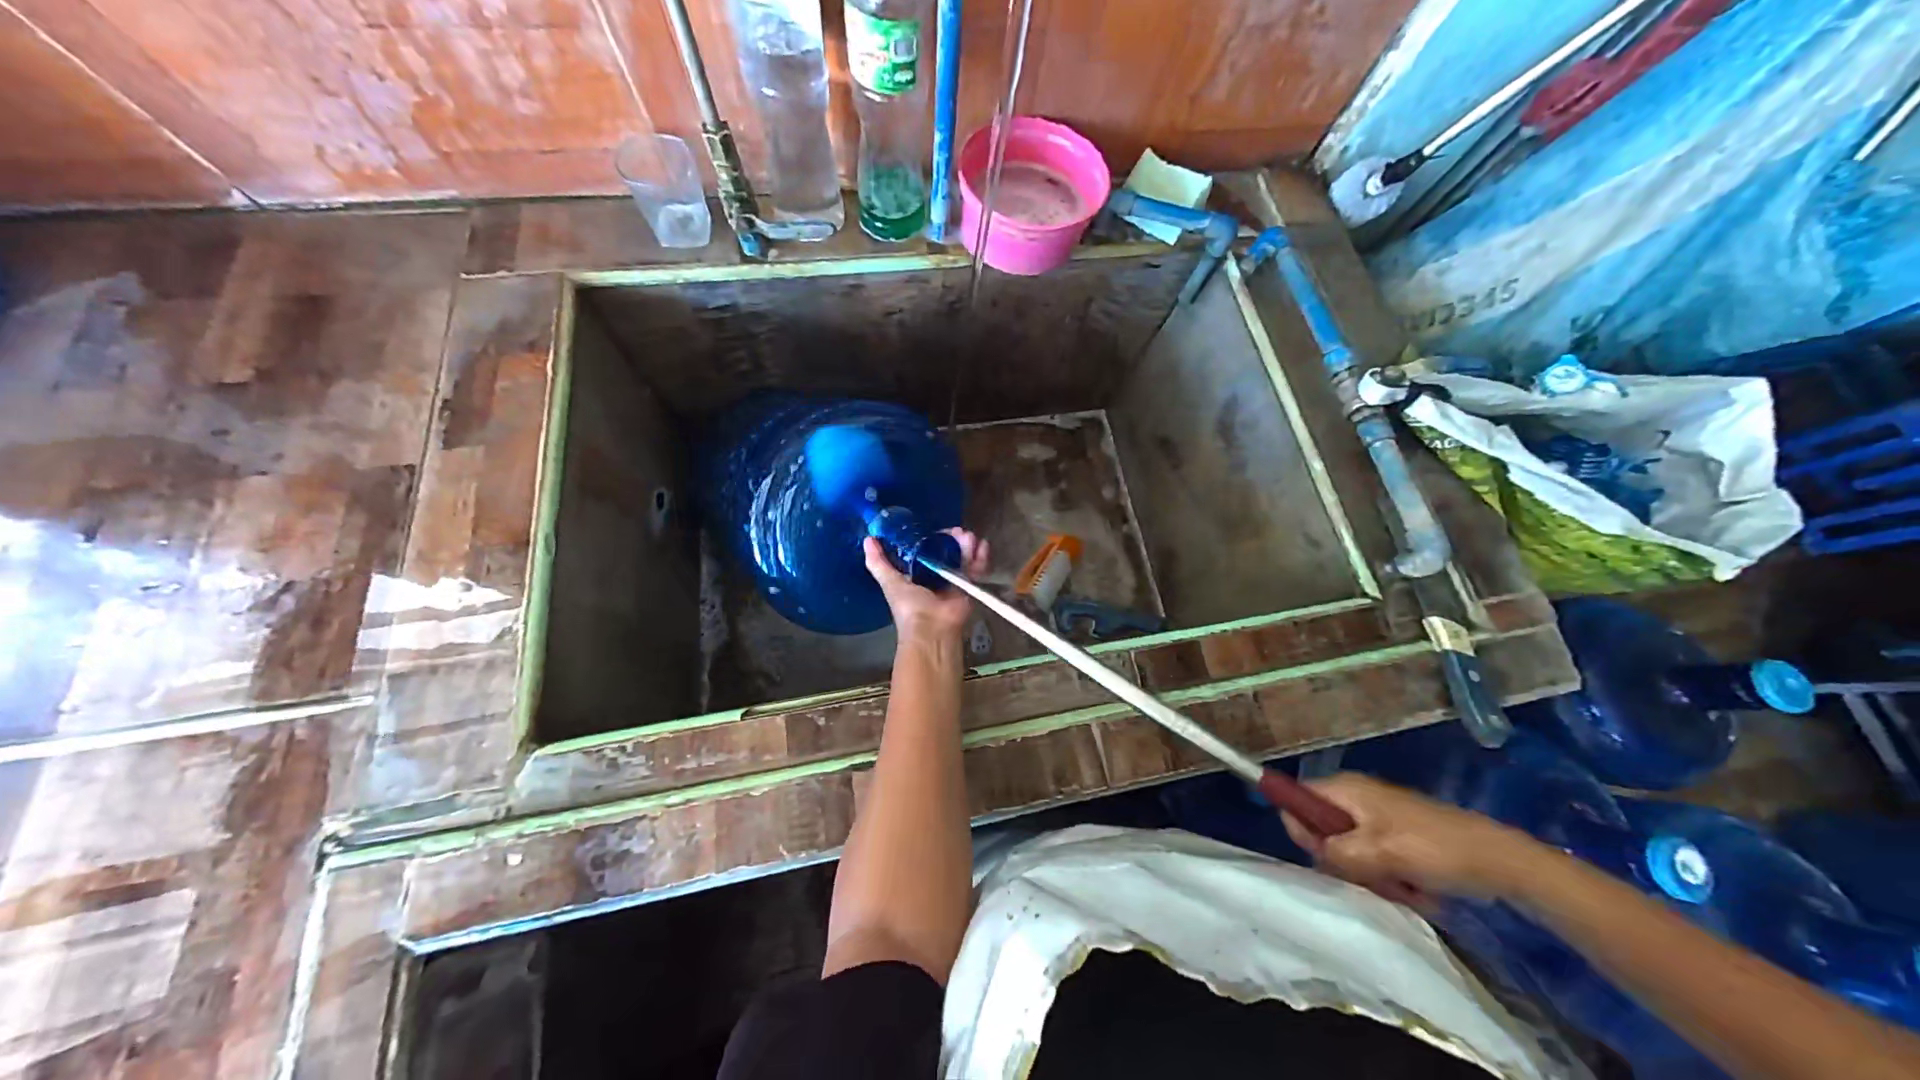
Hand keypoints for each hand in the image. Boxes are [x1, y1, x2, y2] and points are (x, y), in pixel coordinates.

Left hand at [863, 529, 989, 643]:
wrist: (932, 629)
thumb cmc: (909, 607)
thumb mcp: (890, 583)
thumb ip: (878, 563)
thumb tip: (868, 539)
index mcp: (916, 572)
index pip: (926, 548)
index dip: (932, 537)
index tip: (938, 528)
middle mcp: (935, 574)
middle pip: (947, 550)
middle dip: (954, 539)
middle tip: (959, 532)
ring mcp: (954, 580)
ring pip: (963, 556)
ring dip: (968, 545)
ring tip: (969, 538)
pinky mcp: (968, 586)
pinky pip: (976, 568)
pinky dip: (980, 557)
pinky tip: (982, 547)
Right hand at [1281, 773, 1539, 905]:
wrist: (1500, 861)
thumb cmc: (1434, 850)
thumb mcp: (1377, 853)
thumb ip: (1335, 851)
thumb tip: (1313, 850)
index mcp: (1346, 790)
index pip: (1297, 800)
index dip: (1302, 829)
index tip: (1325, 857)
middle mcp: (1356, 798)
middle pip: (1323, 830)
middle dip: (1343, 861)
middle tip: (1369, 877)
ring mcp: (1379, 818)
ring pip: (1349, 851)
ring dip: (1369, 875)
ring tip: (1399, 887)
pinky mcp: (1398, 837)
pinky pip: (1374, 859)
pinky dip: (1389, 878)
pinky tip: (1412, 889)